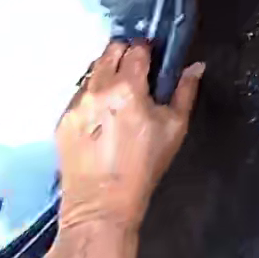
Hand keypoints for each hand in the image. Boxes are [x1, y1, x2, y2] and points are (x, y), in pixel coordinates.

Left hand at [54, 40, 203, 233]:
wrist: (101, 209)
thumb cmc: (143, 167)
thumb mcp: (174, 129)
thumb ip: (185, 91)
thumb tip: (196, 66)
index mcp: (128, 87)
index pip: (136, 48)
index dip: (147, 51)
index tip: (152, 61)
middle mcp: (98, 88)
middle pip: (111, 49)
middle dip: (125, 55)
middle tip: (135, 75)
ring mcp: (76, 103)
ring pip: (93, 69)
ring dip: (106, 73)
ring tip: (117, 98)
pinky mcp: (62, 119)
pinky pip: (79, 94)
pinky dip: (91, 96)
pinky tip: (101, 118)